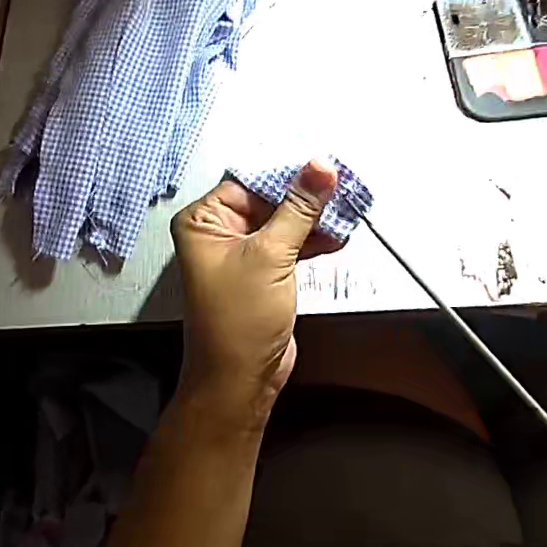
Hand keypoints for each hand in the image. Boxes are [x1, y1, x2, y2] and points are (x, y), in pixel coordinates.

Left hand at [170, 160, 339, 424]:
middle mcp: (215, 233)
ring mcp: (238, 253)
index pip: (247, 183)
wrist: (241, 379)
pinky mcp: (260, 272)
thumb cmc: (237, 322)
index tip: (320, 166)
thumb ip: (298, 209)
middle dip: (302, 198)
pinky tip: (336, 236)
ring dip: (311, 220)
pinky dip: (310, 241)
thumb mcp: (271, 255)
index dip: (284, 175)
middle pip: (265, 200)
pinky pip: (287, 245)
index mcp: (202, 221)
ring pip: (280, 223)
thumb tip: (318, 169)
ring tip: (344, 209)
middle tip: (339, 186)